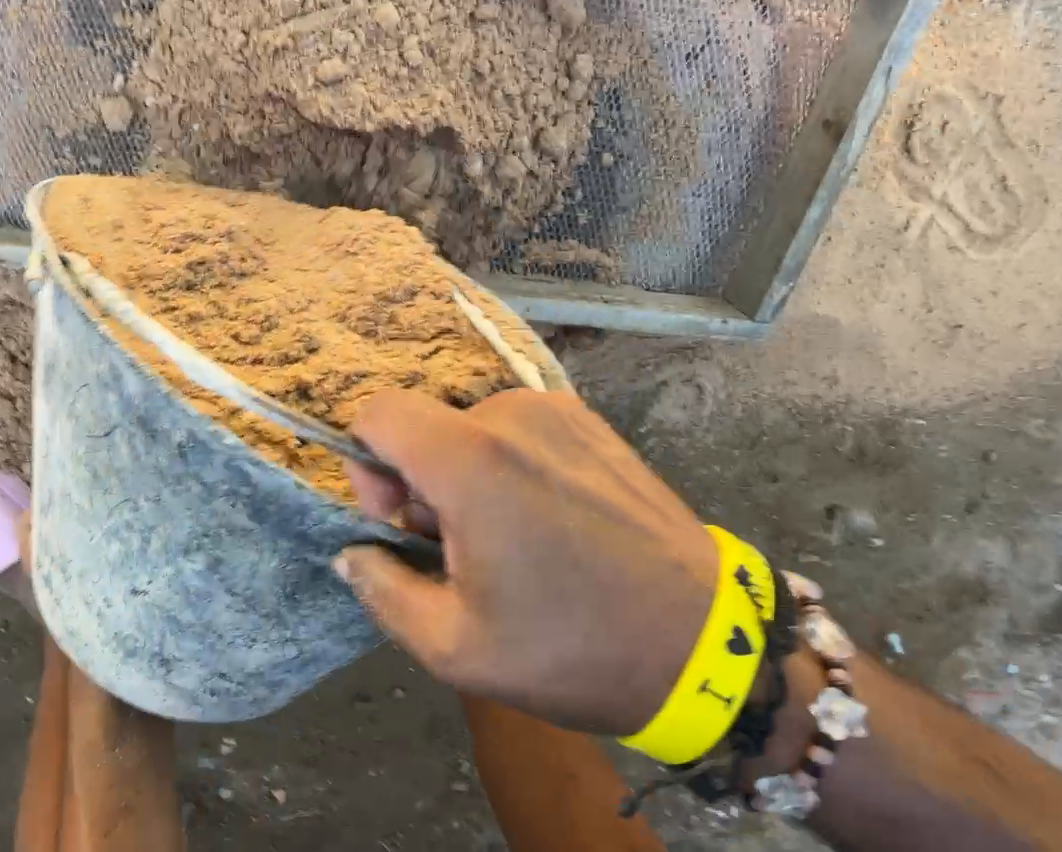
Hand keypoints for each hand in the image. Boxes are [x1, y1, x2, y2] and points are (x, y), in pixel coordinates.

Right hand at [334, 388, 717, 735]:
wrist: (708, 645)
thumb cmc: (574, 650)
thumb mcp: (456, 648)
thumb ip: (381, 589)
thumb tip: (353, 551)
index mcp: (471, 459)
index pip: (376, 413)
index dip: (367, 465)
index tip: (401, 521)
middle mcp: (511, 415)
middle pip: (422, 429)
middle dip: (420, 485)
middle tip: (460, 552)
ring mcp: (557, 412)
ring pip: (466, 431)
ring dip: (464, 478)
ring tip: (510, 544)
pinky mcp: (589, 422)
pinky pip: (513, 432)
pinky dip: (506, 467)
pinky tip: (546, 523)